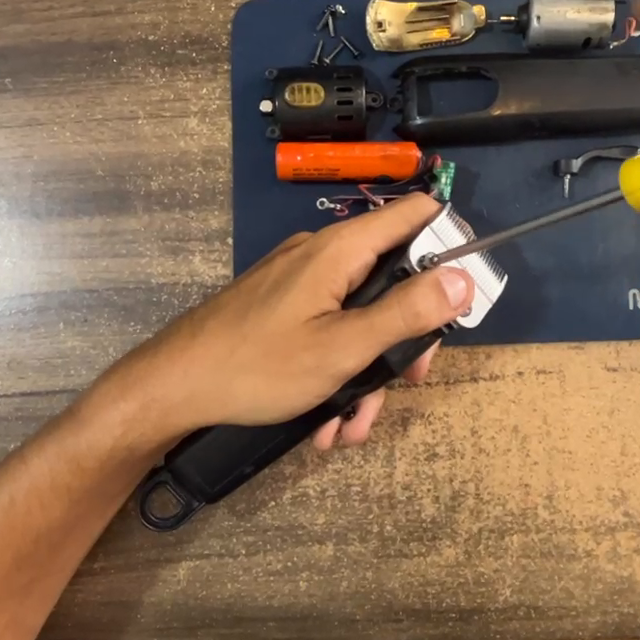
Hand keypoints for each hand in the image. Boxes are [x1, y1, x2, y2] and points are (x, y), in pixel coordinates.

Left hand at [99, 194, 472, 450]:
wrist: (174, 387)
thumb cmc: (259, 364)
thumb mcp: (343, 347)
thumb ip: (406, 313)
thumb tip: (463, 279)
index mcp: (341, 251)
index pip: (413, 215)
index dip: (448, 242)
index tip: (465, 291)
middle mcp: (322, 257)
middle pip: (391, 280)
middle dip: (403, 337)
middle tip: (407, 381)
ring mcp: (300, 284)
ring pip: (359, 318)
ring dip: (365, 373)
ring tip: (352, 424)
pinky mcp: (283, 311)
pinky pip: (328, 333)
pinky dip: (335, 373)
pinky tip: (326, 422)